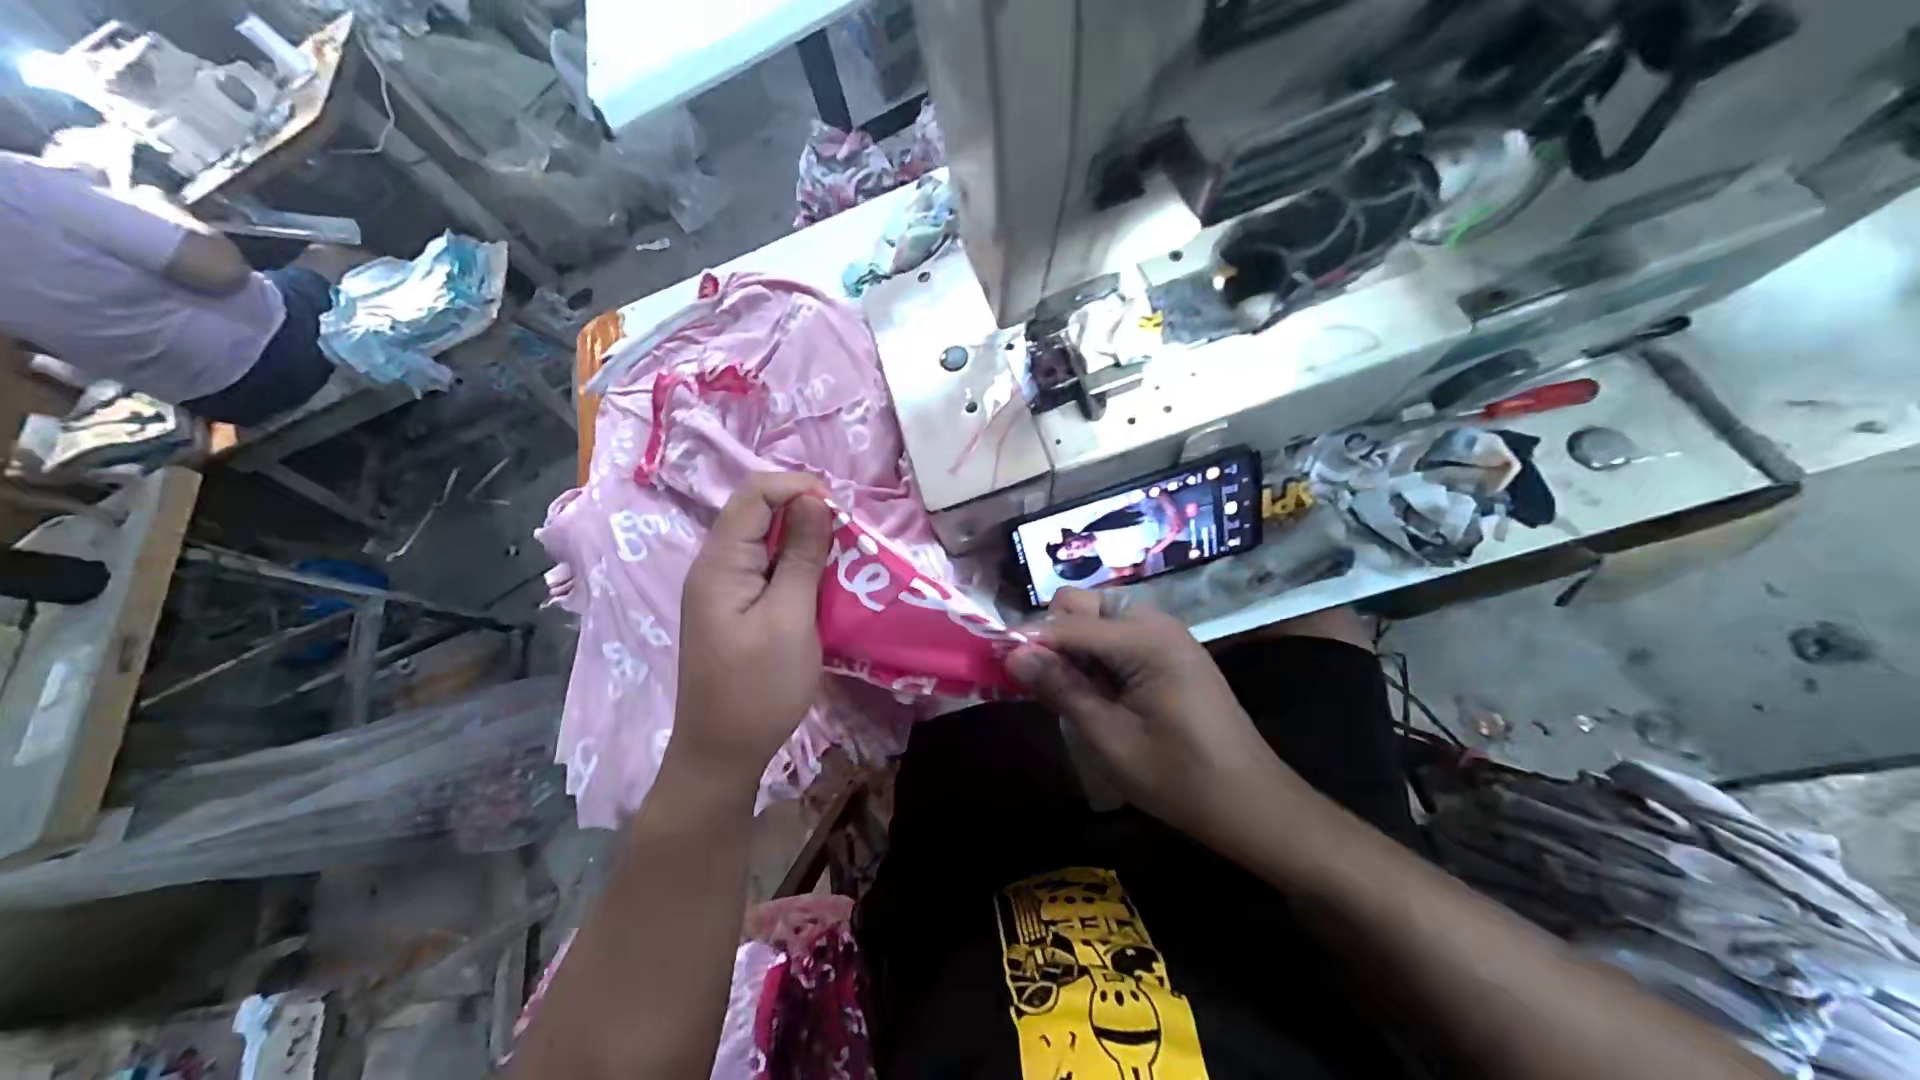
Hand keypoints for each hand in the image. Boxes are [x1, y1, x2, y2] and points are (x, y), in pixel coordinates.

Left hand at [672, 473, 833, 786]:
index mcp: (719, 563)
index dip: (796, 488)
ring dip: (803, 541)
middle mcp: (714, 566)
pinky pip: (765, 570)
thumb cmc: (758, 688)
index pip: (753, 494)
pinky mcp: (734, 609)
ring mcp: (722, 589)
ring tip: (840, 559)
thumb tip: (813, 499)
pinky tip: (820, 583)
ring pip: (764, 542)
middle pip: (757, 514)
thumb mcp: (790, 618)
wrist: (722, 754)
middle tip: (847, 538)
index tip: (840, 510)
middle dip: (804, 513)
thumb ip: (800, 555)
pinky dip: (795, 566)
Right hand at [1005, 589, 1295, 840]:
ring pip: (1094, 619)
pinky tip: (1093, 694)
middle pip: (1080, 605)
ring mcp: (1164, 635)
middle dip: (1052, 638)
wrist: (1253, 803)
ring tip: (1067, 695)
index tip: (999, 670)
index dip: (1029, 643)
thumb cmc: (1182, 778)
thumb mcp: (1112, 739)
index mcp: (1146, 639)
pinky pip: (1114, 636)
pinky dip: (1093, 657)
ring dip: (1071, 648)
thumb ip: (1062, 690)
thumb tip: (1012, 654)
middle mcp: (1155, 622)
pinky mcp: (1167, 651)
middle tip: (1044, 688)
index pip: (1067, 624)